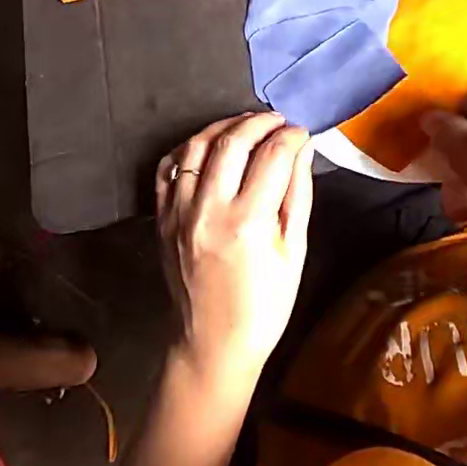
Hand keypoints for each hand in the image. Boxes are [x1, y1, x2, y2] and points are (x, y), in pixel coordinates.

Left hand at [155, 113, 312, 388]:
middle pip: (232, 141)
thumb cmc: (265, 305)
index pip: (273, 155)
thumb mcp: (295, 250)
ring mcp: (179, 213)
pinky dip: (188, 147)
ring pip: (196, 146)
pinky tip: (209, 145)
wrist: (213, 345)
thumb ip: (298, 192)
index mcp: (248, 222)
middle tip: (278, 120)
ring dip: (224, 126)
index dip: (292, 135)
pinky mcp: (162, 219)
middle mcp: (209, 210)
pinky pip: (167, 168)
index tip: (302, 133)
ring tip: (247, 124)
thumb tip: (304, 148)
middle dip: (260, 121)